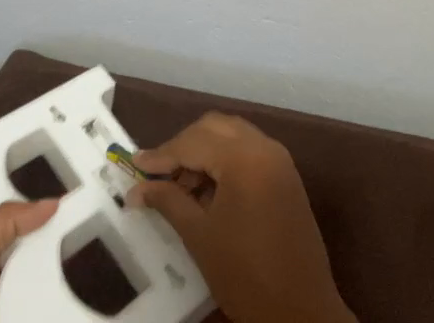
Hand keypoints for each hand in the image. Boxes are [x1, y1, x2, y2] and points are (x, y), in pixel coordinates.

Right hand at [130, 114, 354, 322]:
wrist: (300, 310)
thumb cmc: (245, 273)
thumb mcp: (199, 235)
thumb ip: (167, 201)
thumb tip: (136, 189)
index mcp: (245, 158)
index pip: (193, 142)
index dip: (161, 155)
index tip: (133, 165)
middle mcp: (265, 148)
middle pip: (215, 128)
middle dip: (183, 145)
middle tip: (158, 174)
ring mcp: (280, 161)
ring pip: (233, 137)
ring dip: (204, 152)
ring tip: (178, 186)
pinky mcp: (286, 177)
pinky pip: (249, 153)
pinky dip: (225, 161)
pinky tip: (206, 190)